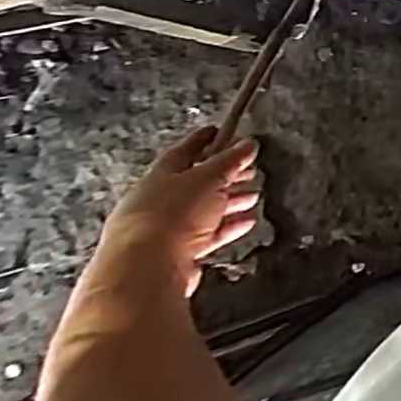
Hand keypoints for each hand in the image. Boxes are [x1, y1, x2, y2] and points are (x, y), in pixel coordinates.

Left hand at [101, 127, 260, 296]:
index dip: (203, 139)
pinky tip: (248, 221)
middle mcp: (157, 202)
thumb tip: (248, 143)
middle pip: (196, 182)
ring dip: (231, 200)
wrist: (145, 271)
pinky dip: (229, 225)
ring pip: (204, 209)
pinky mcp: (177, 253)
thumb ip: (230, 160)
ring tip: (255, 196)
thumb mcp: (208, 178)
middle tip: (251, 169)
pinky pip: (208, 234)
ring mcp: (165, 230)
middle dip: (225, 175)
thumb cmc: (174, 213)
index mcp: (158, 179)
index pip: (183, 152)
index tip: (221, 129)